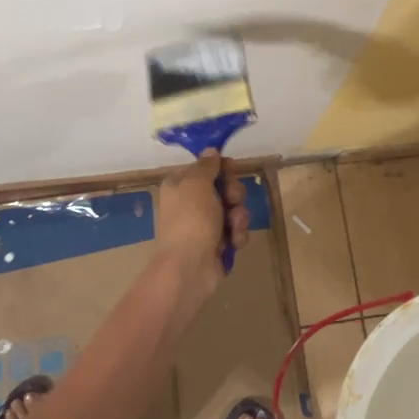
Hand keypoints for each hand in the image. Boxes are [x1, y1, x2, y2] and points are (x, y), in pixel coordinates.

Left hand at [156, 151, 248, 287]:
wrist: (189, 268)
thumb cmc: (191, 219)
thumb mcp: (197, 183)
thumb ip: (207, 165)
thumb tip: (210, 150)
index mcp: (180, 185)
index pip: (205, 168)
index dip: (221, 168)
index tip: (231, 168)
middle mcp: (191, 203)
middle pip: (224, 187)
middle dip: (233, 193)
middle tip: (232, 200)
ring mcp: (205, 225)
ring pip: (233, 209)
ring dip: (238, 216)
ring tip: (233, 226)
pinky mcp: (218, 244)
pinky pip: (235, 231)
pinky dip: (237, 235)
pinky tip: (234, 242)